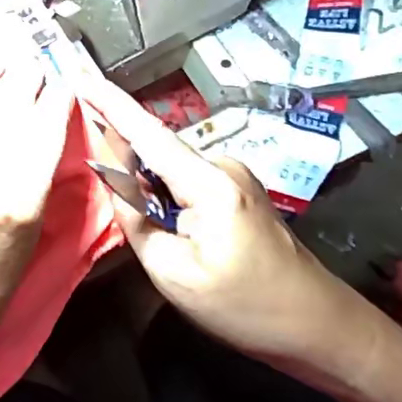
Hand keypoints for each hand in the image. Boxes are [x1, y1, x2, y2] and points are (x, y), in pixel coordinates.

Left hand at [0, 60, 70, 396]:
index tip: (65, 80)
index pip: (45, 120)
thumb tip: (43, 127)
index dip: (59, 93)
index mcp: (13, 195)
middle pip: (9, 94)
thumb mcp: (28, 238)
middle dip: (28, 75)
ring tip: (7, 59)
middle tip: (36, 65)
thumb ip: (37, 176)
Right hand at [80, 72, 393, 398]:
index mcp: (209, 183)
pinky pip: (187, 183)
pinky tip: (167, 228)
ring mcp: (234, 177)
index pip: (147, 134)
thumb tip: (113, 178)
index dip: (109, 103)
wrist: (320, 327)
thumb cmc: (246, 307)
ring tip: (144, 225)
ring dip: (145, 185)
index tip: (81, 74)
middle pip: (156, 151)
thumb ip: (136, 219)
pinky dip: (166, 196)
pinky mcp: (237, 192)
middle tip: (100, 183)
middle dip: (122, 157)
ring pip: (170, 171)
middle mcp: (223, 167)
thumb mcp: (174, 273)